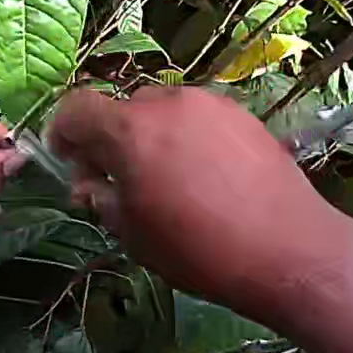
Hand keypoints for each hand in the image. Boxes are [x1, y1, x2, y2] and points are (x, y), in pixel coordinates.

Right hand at [48, 87, 352, 314]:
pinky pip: (197, 116)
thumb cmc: (199, 250)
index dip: (64, 131)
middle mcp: (168, 103)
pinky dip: (185, 135)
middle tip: (121, 180)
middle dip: (110, 138)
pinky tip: (206, 173)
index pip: (76, 107)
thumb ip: (102, 198)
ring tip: (169, 177)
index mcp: (131, 130)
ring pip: (162, 110)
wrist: (288, 249)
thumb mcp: (134, 234)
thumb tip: (89, 182)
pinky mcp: (241, 112)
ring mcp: (210, 103)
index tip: (71, 161)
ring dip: (150, 136)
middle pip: (122, 108)